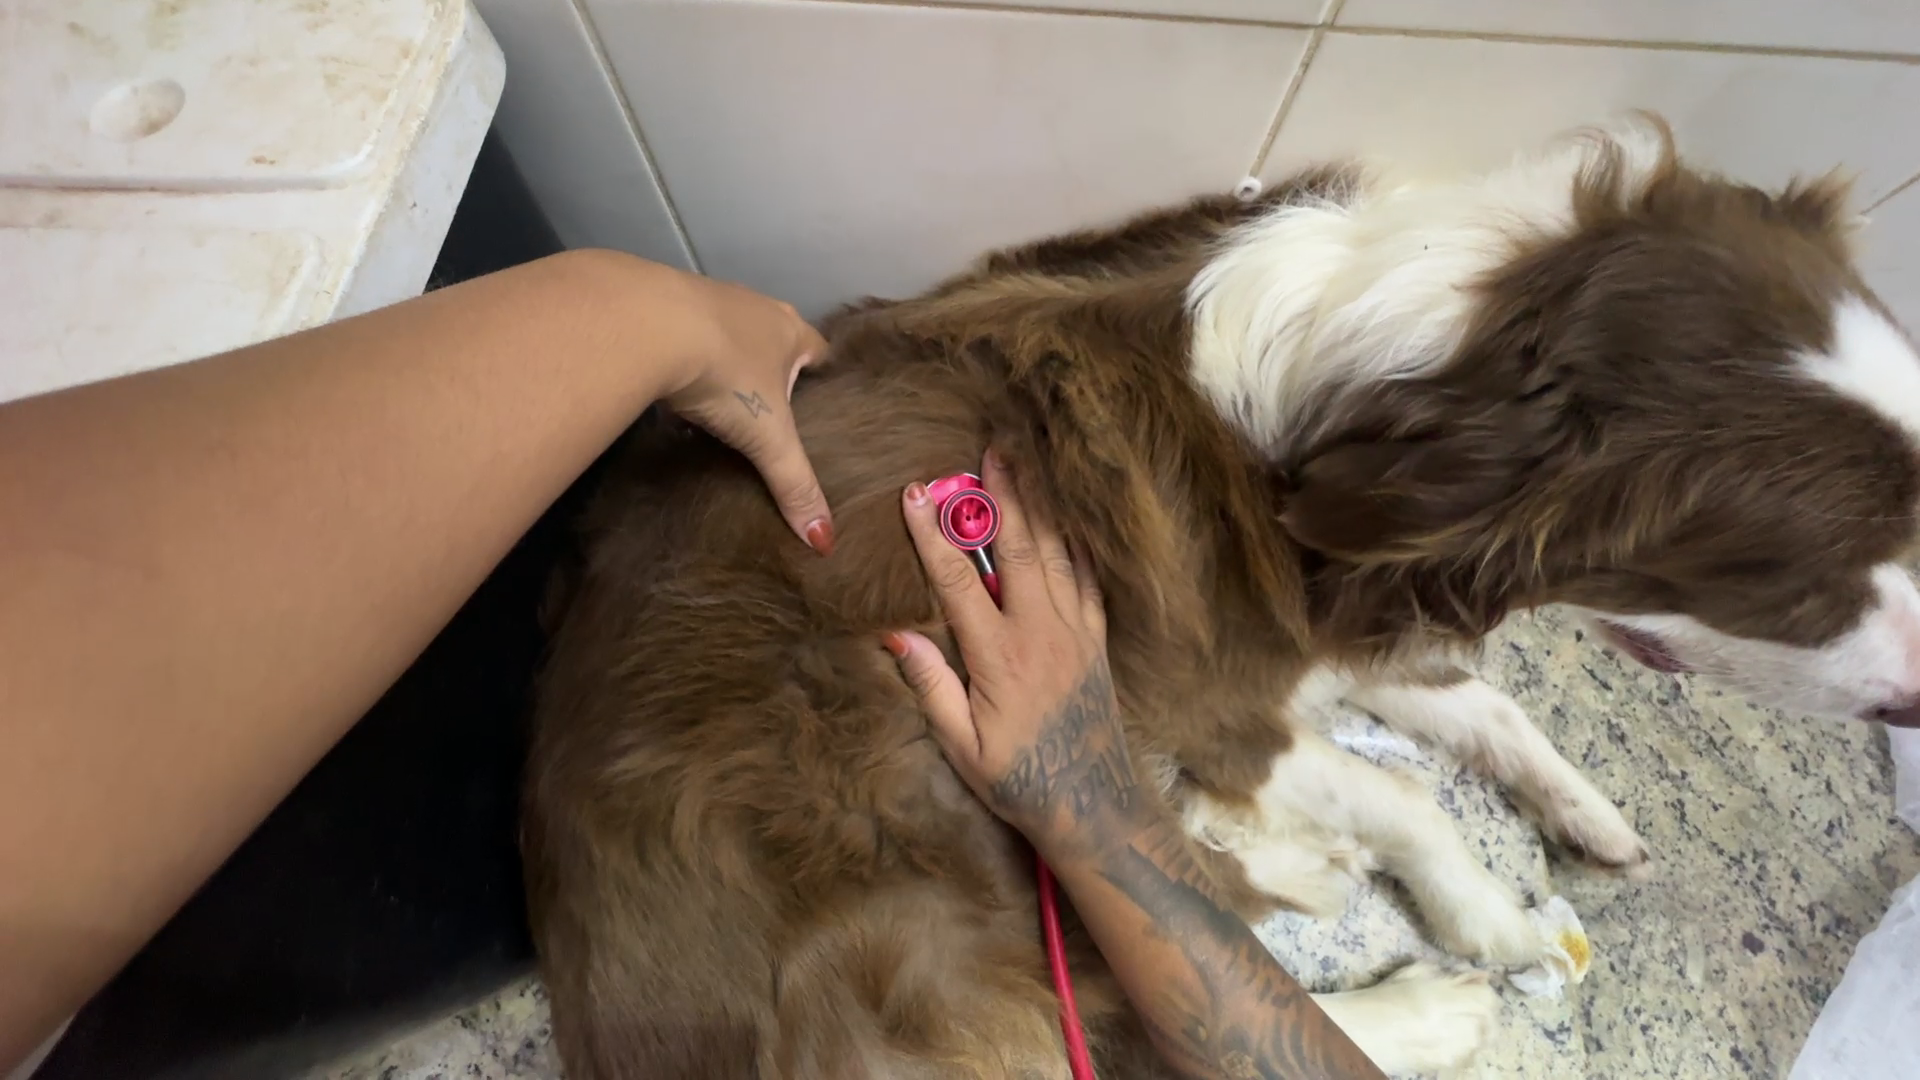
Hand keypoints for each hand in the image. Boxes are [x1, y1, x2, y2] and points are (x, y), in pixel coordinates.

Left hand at [662, 273, 833, 553]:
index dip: (823, 376)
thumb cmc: (724, 375)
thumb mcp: (767, 438)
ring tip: (722, 406)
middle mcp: (755, 307)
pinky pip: (683, 336)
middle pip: (775, 340)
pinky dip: (684, 360)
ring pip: (729, 335)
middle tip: (770, 412)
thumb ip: (794, 485)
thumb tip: (824, 541)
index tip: (821, 403)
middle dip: (774, 372)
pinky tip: (673, 390)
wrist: (641, 322)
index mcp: (790, 331)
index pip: (822, 350)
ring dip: (727, 364)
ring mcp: (708, 298)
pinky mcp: (661, 301)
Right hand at [884, 452, 1144, 857]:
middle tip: (990, 450)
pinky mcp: (1095, 637)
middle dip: (1000, 495)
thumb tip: (896, 634)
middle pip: (1016, 547)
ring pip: (1055, 552)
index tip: (914, 495)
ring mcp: (1074, 630)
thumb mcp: (961, 745)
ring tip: (1027, 465)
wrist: (1092, 802)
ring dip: (1038, 505)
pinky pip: (1087, 576)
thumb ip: (931, 686)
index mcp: (998, 656)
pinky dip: (1076, 540)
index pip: (957, 580)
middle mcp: (1040, 631)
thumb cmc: (1018, 778)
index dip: (932, 534)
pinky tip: (1068, 515)